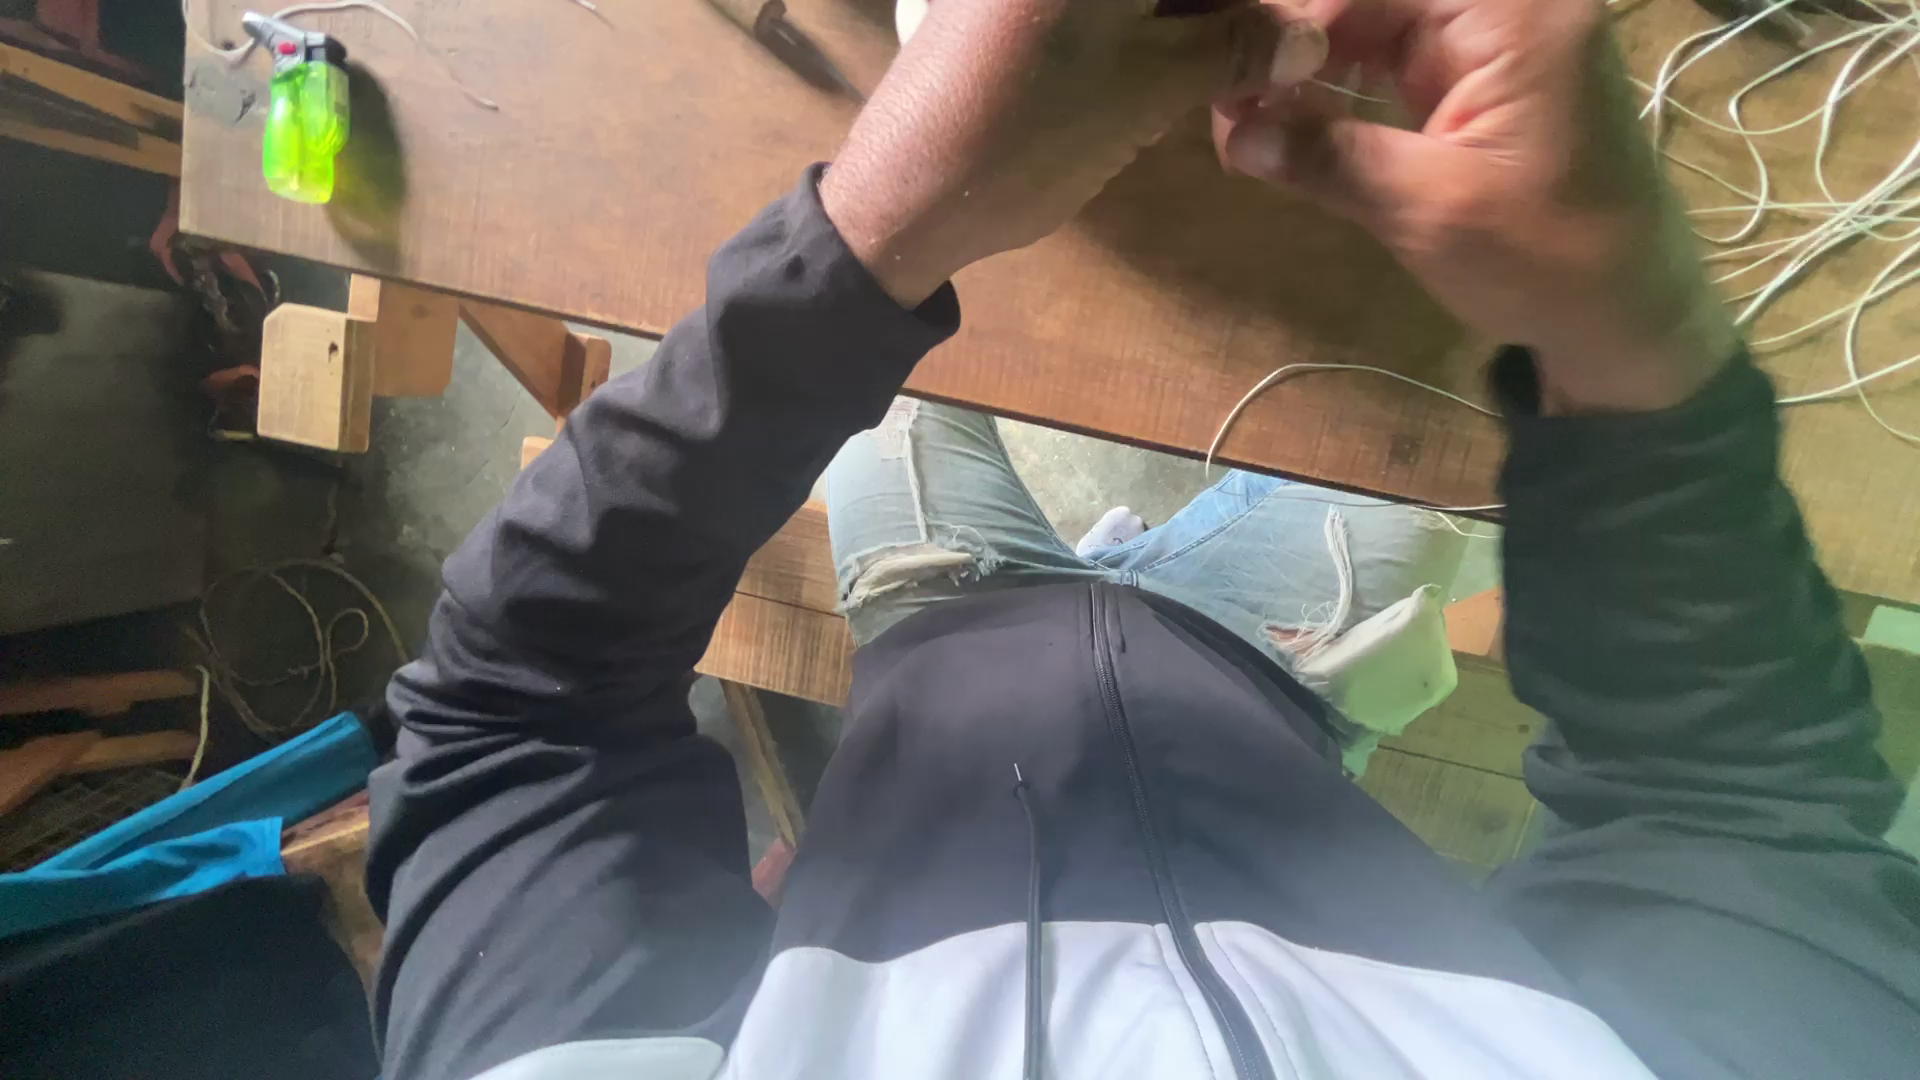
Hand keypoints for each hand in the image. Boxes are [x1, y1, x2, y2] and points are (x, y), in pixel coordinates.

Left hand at [821, 0, 1328, 307]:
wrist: (909, 197)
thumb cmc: (1028, 140)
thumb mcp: (1143, 94)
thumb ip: (1231, 50)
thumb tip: (1310, 40)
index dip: (1253, 9)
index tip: (1284, 38)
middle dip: (1218, 17)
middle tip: (1260, 56)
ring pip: (1136, 0)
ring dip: (1182, 25)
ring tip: (1218, 68)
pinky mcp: (1009, 7)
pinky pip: (1097, 12)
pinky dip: (1139, 29)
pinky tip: (1161, 67)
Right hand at [1214, 0, 1737, 412]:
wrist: (1613, 306)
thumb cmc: (1540, 255)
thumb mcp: (1428, 208)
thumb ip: (1331, 161)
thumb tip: (1235, 135)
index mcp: (1512, 14)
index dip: (1300, 16)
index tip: (1237, 70)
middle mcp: (1500, 13)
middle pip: (1375, 1)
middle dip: (1295, 37)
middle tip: (1226, 86)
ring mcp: (1483, 54)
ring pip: (1372, 30)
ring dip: (1304, 64)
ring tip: (1238, 105)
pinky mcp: (1466, 96)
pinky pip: (1384, 71)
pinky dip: (1330, 93)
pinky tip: (1283, 118)